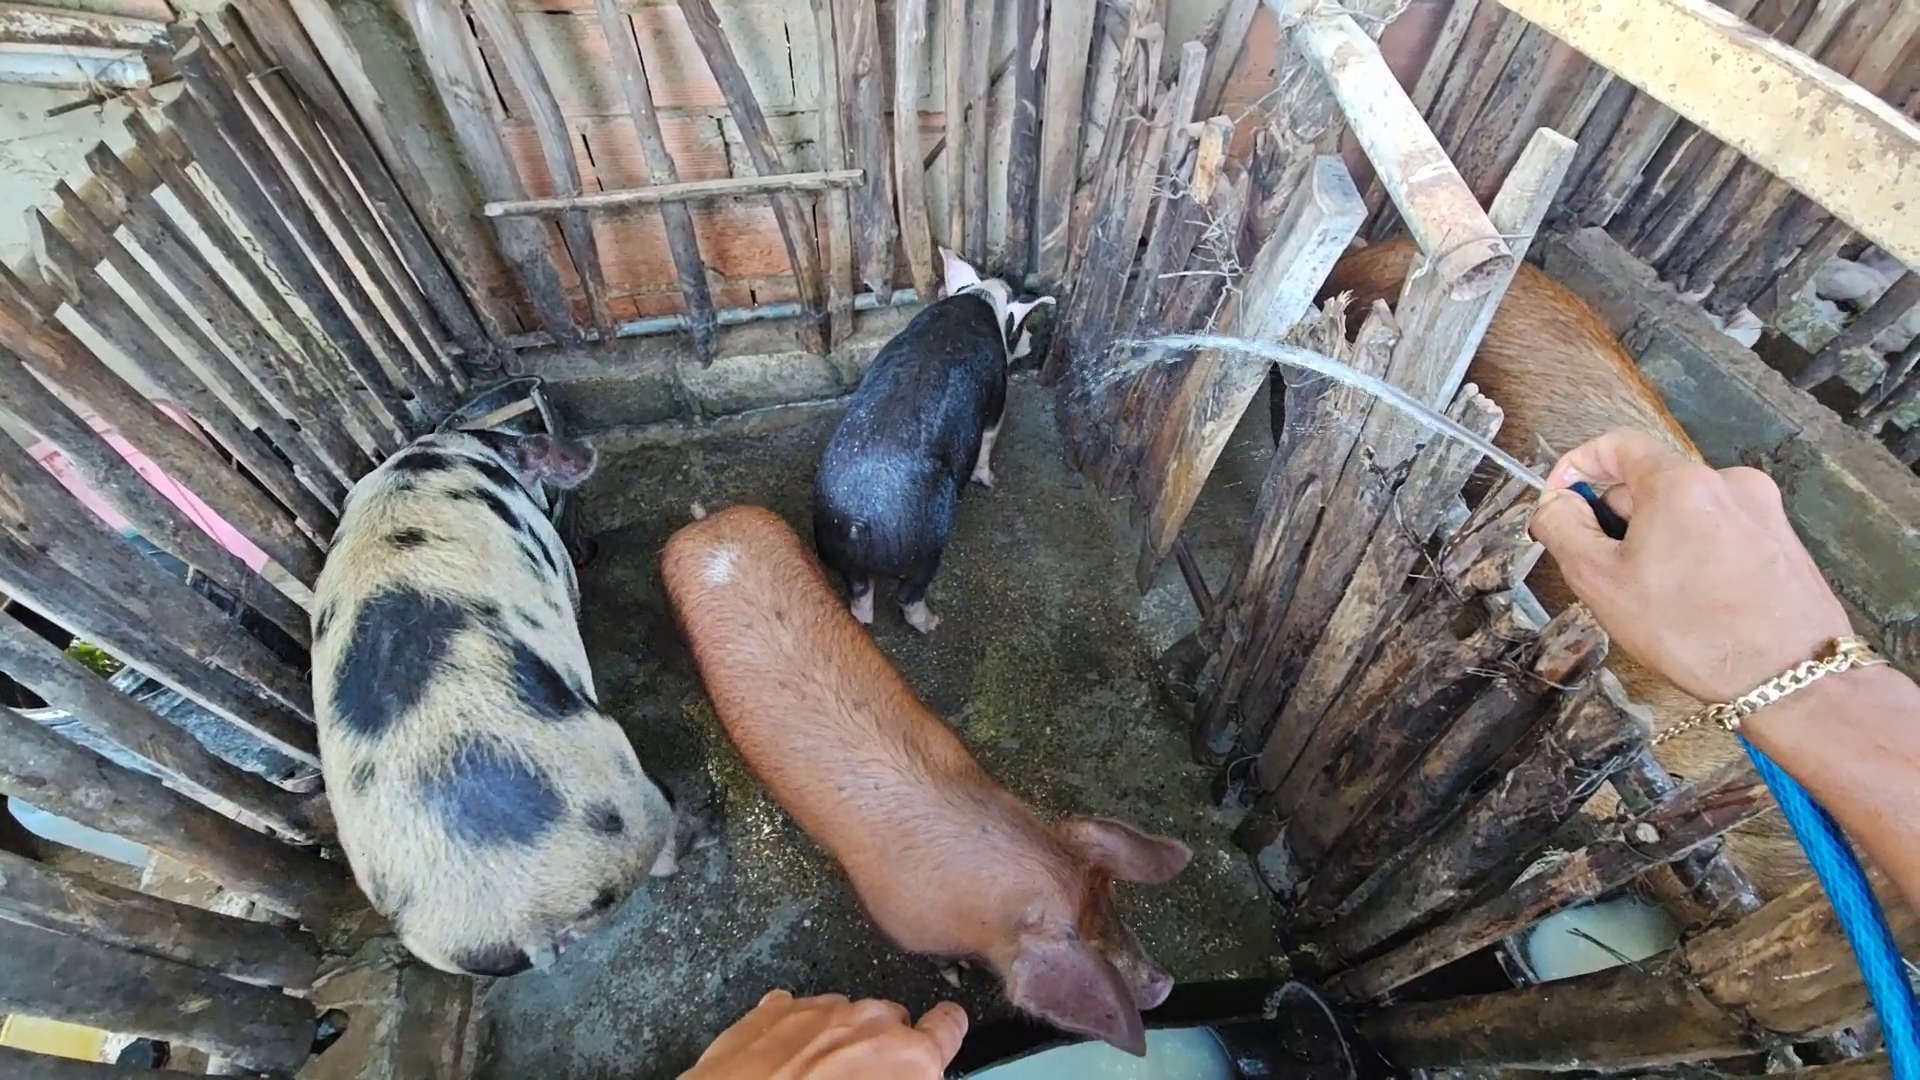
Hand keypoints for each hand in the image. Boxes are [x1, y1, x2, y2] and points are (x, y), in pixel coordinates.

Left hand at [680, 990, 966, 1079]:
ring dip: (839, 1042)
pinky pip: (796, 1013)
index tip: (943, 1037)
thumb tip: (911, 1076)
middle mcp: (871, 1022)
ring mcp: (820, 1009)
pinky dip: (794, 1036)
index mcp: (910, 1059)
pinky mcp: (773, 1010)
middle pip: (893, 1022)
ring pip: (846, 1016)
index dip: (946, 1034)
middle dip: (883, 1050)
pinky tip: (780, 1070)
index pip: (949, 1027)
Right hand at [1527, 429, 1852, 702]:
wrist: (1790, 679)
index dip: (1574, 465)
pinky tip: (1681, 595)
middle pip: (1644, 483)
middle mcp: (1729, 484)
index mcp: (1681, 484)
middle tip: (1598, 567)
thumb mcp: (1595, 576)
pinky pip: (1709, 529)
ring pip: (1675, 510)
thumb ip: (1561, 527)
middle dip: (1611, 517)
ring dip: (1645, 537)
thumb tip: (1555, 503)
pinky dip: (1682, 550)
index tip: (1556, 502)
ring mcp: (1762, 511)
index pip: (1616, 444)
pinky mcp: (1779, 540)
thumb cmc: (1683, 625)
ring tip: (1642, 589)